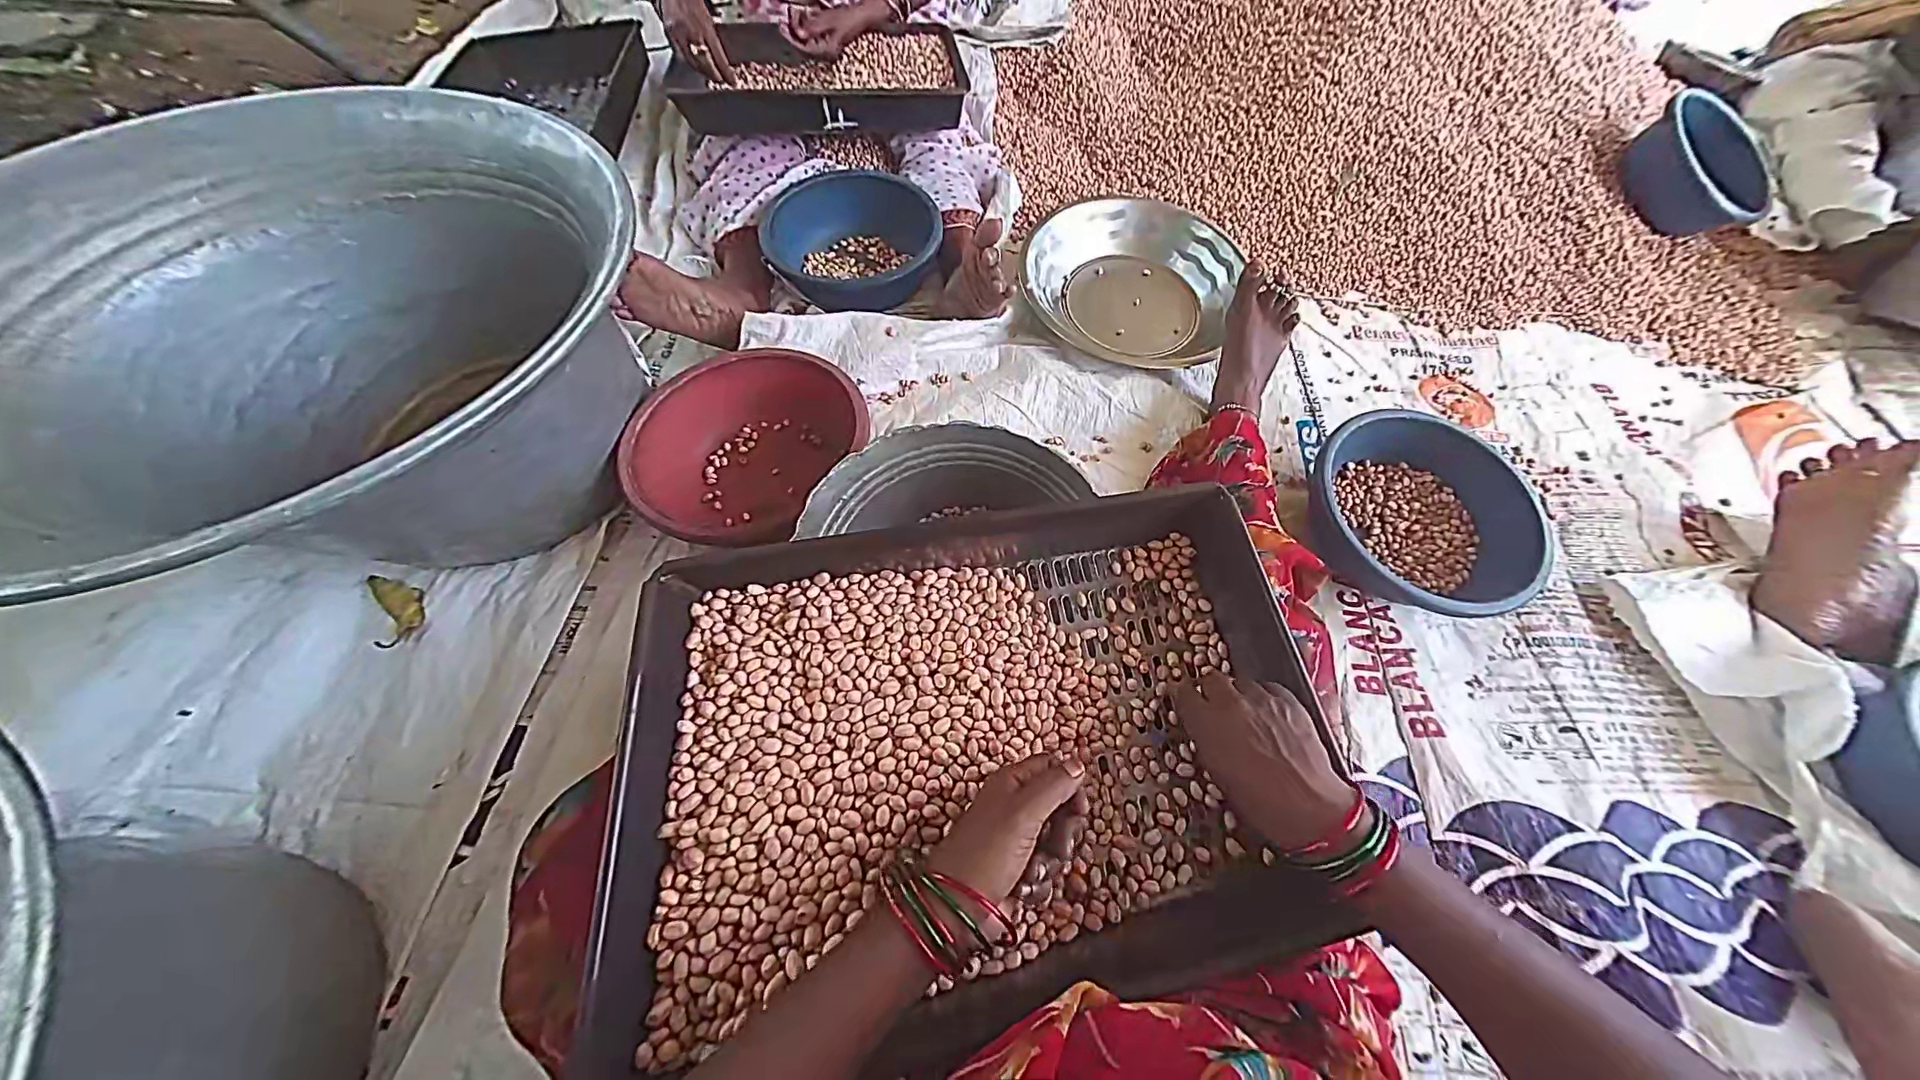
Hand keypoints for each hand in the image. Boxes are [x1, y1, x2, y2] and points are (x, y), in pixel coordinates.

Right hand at [663, 0, 735, 82]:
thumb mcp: (707, 15)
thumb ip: (713, 35)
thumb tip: (722, 54)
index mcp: (705, 28)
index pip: (718, 57)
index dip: (726, 73)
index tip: (732, 81)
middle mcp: (692, 33)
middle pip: (705, 64)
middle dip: (714, 75)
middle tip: (721, 80)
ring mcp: (679, 34)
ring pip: (693, 62)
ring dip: (703, 71)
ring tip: (710, 75)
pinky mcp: (670, 33)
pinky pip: (681, 54)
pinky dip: (691, 62)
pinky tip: (696, 64)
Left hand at [784, 0, 894, 59]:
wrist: (874, 11)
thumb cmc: (858, 16)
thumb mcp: (834, 19)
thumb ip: (816, 26)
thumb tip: (799, 32)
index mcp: (829, 50)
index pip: (804, 47)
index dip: (792, 35)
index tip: (783, 23)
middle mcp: (829, 50)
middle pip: (805, 44)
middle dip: (795, 31)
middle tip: (786, 18)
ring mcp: (831, 42)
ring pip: (810, 38)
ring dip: (801, 27)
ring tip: (794, 16)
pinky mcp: (834, 34)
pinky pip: (816, 32)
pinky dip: (809, 24)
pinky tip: (806, 16)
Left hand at [927, 755, 1087, 911]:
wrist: (959, 907)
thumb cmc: (986, 852)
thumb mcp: (1023, 811)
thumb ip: (1054, 785)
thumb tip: (1078, 764)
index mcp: (1012, 782)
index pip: (1053, 768)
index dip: (1070, 785)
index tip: (1077, 807)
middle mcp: (1015, 807)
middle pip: (1061, 809)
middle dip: (1062, 832)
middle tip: (1050, 843)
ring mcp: (1017, 840)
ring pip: (1057, 843)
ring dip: (1049, 861)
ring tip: (1030, 870)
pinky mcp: (1020, 869)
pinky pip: (1048, 870)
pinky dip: (1040, 881)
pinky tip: (1023, 887)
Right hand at [1173, 674, 1360, 851]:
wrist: (1309, 807)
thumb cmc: (1258, 801)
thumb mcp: (1217, 773)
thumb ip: (1206, 742)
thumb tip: (1205, 731)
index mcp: (1206, 723)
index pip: (1183, 693)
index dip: (1183, 697)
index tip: (1186, 701)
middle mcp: (1231, 704)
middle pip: (1212, 678)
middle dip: (1211, 689)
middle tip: (1215, 705)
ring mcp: (1263, 699)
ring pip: (1242, 682)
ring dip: (1239, 694)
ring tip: (1246, 713)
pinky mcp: (1290, 702)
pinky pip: (1270, 689)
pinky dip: (1266, 698)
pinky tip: (1270, 714)